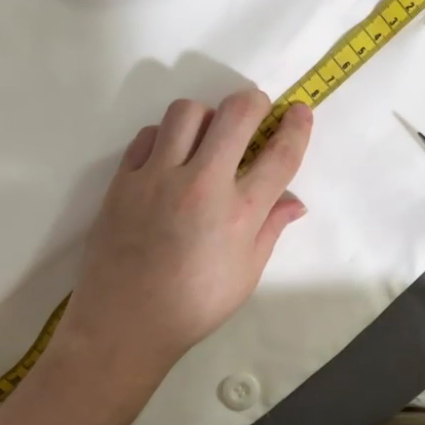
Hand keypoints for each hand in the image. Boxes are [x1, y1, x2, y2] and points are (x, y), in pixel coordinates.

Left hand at [61, 89, 310, 380]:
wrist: (126, 322)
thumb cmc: (194, 307)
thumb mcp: (245, 275)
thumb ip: (270, 229)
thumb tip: (294, 201)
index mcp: (239, 212)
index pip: (279, 155)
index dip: (296, 127)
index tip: (300, 112)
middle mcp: (201, 184)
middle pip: (236, 114)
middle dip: (254, 103)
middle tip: (255, 113)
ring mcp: (158, 177)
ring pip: (187, 112)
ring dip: (206, 116)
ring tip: (208, 137)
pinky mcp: (123, 179)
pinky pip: (148, 135)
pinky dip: (165, 137)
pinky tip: (170, 157)